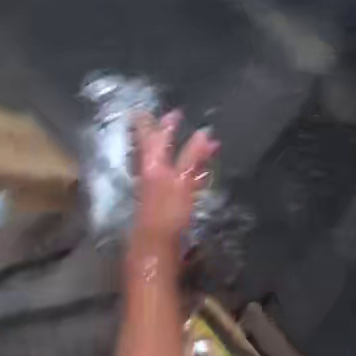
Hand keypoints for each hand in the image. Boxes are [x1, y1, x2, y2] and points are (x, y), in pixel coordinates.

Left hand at [130, 109, 215, 246]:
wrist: (155, 247)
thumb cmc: (166, 212)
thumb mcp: (182, 182)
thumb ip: (192, 157)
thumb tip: (204, 132)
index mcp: (152, 166)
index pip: (151, 138)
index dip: (151, 123)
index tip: (149, 107)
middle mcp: (152, 173)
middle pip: (158, 148)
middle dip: (167, 133)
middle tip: (176, 116)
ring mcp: (159, 187)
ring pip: (171, 162)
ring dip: (187, 151)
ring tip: (206, 141)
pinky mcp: (168, 200)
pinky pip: (180, 177)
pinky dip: (192, 169)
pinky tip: (204, 170)